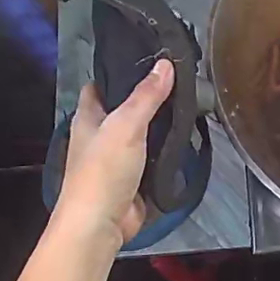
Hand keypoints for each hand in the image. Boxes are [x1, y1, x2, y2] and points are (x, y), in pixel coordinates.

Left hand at [53, 58, 174, 247]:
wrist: (100, 224)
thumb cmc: (104, 170)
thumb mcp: (125, 125)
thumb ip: (146, 96)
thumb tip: (166, 63)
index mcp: (88, 117)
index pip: (101, 84)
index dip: (120, 69)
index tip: (149, 57)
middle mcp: (102, 133)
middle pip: (126, 106)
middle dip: (149, 94)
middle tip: (181, 76)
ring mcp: (119, 156)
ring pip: (143, 130)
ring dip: (162, 120)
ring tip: (191, 98)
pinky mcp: (136, 176)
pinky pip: (154, 154)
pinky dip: (168, 146)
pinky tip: (188, 133)